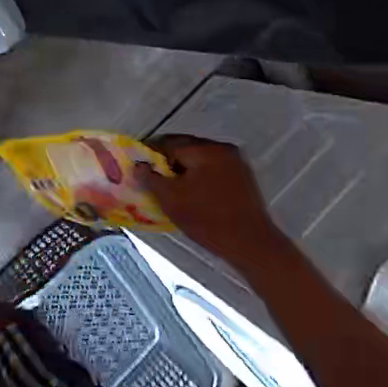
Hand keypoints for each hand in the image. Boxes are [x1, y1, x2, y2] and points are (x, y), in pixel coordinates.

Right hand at [136, 135, 283, 255]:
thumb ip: (150, 178)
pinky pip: (212, 167)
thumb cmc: (206, 219)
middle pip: (185, 147)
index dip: (149, 153)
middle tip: (151, 176)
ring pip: (199, 157)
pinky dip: (198, 174)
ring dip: (183, 167)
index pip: (167, 143)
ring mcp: (236, 162)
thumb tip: (137, 165)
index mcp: (204, 150)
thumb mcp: (170, 199)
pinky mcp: (243, 176)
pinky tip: (191, 190)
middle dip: (166, 160)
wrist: (250, 243)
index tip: (137, 165)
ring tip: (170, 185)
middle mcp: (222, 149)